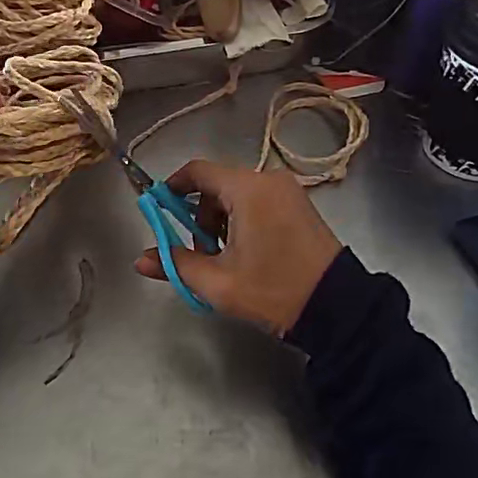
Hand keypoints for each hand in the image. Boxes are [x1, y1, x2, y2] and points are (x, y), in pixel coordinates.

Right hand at [133, 160, 341, 333]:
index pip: (198, 171)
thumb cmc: (274, 290)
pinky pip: (259, 201)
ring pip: (238, 195)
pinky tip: (247, 252)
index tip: (159, 207)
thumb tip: (141, 260)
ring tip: (226, 259)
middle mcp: (269, 180)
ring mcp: (288, 191)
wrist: (336, 306)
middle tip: (201, 253)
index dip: (173, 186)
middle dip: (200, 216)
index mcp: (248, 189)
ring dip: (222, 221)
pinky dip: (243, 220)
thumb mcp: (218, 282)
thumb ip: (176, 264)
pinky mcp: (299, 204)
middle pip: (218, 185)